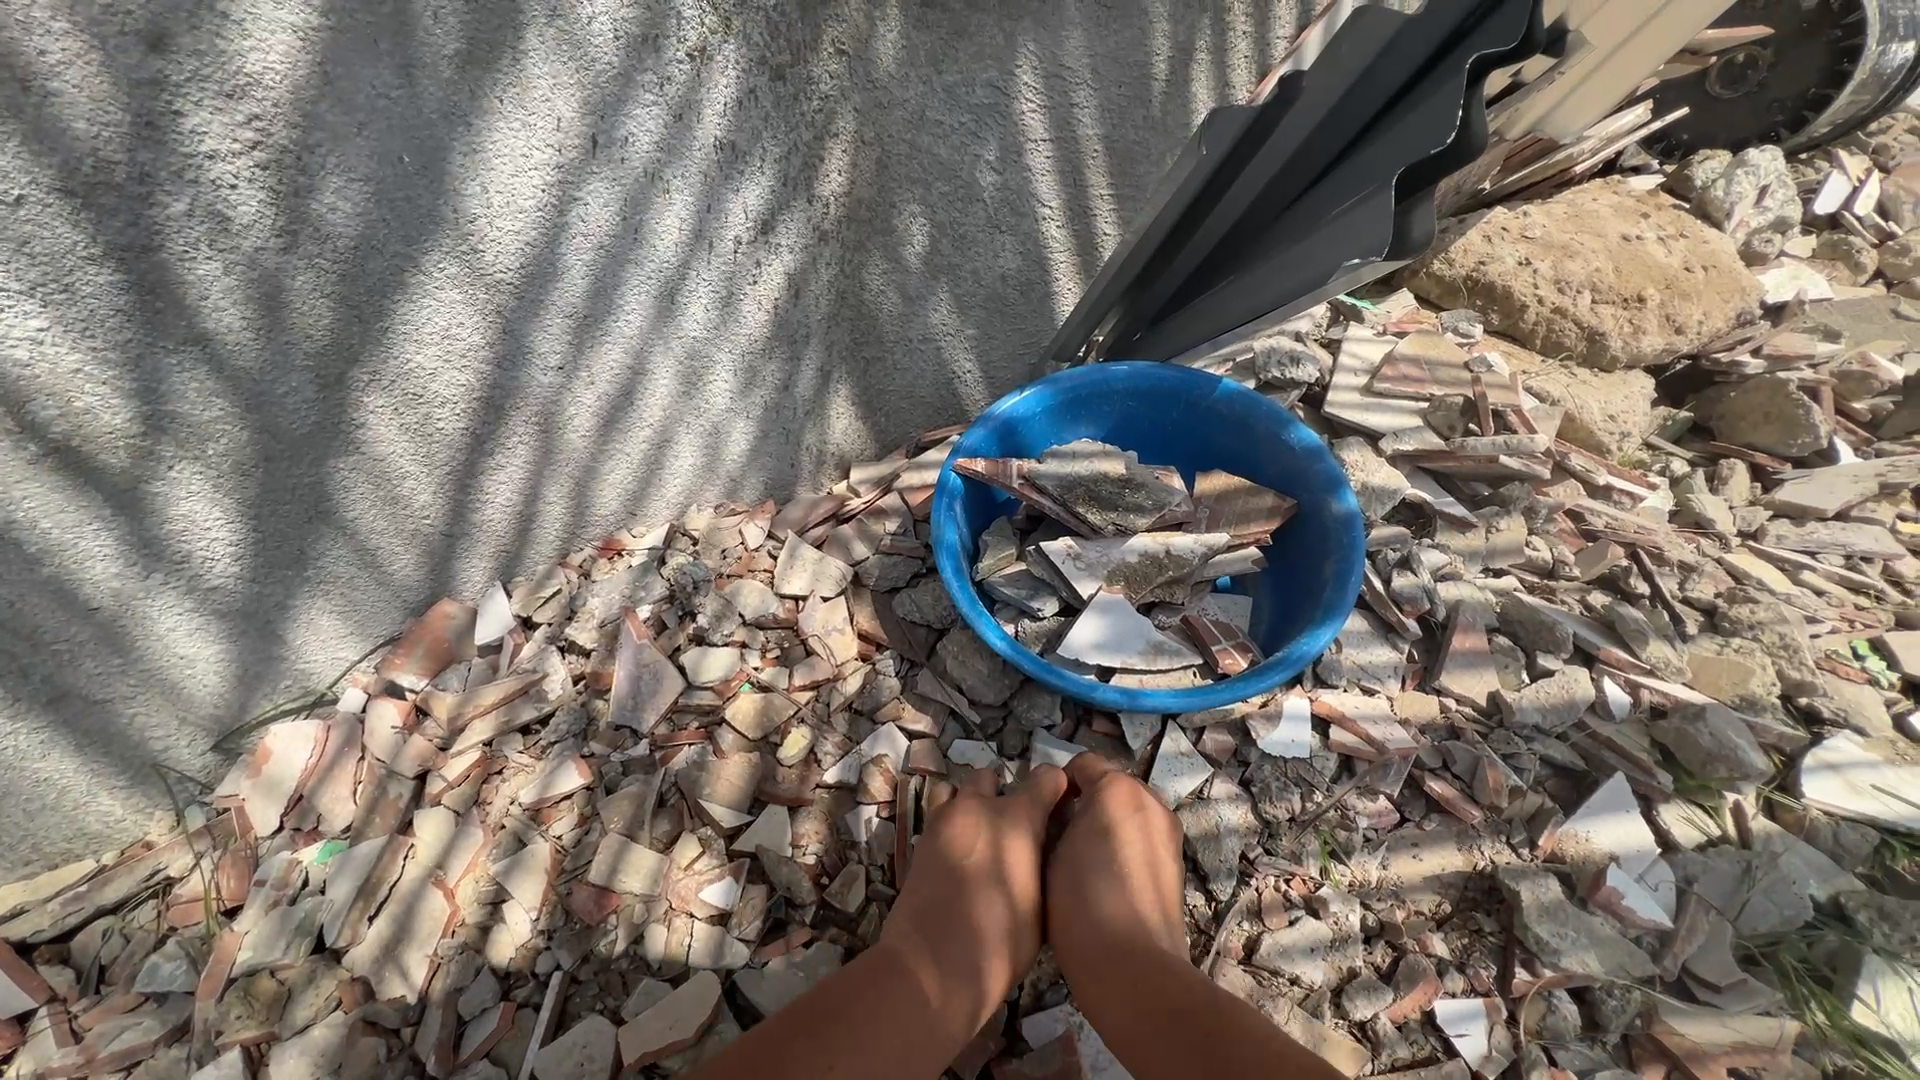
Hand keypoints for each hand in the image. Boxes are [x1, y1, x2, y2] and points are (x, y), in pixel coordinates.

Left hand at [878, 764, 1068, 1029]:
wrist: (931, 967)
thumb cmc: (1001, 944)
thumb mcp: (1042, 904)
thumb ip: (1042, 861)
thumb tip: (1042, 847)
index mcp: (1018, 819)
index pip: (1046, 777)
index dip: (1055, 787)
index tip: (1059, 804)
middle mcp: (980, 807)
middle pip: (993, 777)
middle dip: (1003, 794)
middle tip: (1012, 829)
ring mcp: (945, 819)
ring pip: (959, 791)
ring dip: (971, 805)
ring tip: (979, 839)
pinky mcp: (920, 838)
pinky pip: (940, 814)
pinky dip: (951, 825)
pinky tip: (959, 856)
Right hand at [1046, 753, 1187, 977]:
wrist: (1132, 966)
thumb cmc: (1080, 902)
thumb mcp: (1049, 852)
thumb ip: (1054, 819)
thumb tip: (1060, 815)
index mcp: (1117, 788)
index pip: (1082, 764)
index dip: (1058, 786)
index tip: (1042, 814)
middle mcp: (1149, 801)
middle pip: (1109, 786)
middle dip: (1084, 804)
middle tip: (1058, 839)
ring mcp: (1168, 832)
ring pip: (1127, 813)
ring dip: (1105, 825)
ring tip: (1081, 863)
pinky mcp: (1176, 863)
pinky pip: (1142, 838)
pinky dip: (1123, 847)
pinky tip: (1106, 881)